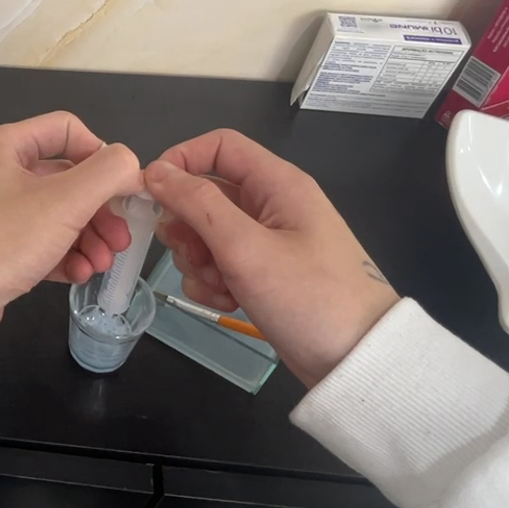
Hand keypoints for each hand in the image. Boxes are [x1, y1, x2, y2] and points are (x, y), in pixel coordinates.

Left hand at [0, 112, 144, 349]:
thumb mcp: (66, 201)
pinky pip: (39, 243)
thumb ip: (108, 172)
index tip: (123, 188)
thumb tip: (131, 165)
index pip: (66, 129)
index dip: (101, 154)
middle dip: (100, 210)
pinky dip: (64, 256)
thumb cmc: (5, 241)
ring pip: (56, 214)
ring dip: (88, 238)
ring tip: (103, 264)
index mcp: (3, 146)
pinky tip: (80, 275)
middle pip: (66, 178)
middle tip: (122, 239)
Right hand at [143, 129, 398, 386]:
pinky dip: (212, 282)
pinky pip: (218, 263)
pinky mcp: (262, 273)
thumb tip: (155, 170)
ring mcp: (266, 241)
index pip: (218, 146)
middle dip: (187, 226)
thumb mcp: (245, 248)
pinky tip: (227, 302)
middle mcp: (271, 205)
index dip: (181, 161)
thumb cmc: (307, 296)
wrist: (356, 361)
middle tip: (191, 254)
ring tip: (219, 286)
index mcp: (277, 184)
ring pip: (206, 233)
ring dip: (198, 260)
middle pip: (205, 194)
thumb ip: (197, 204)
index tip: (152, 193)